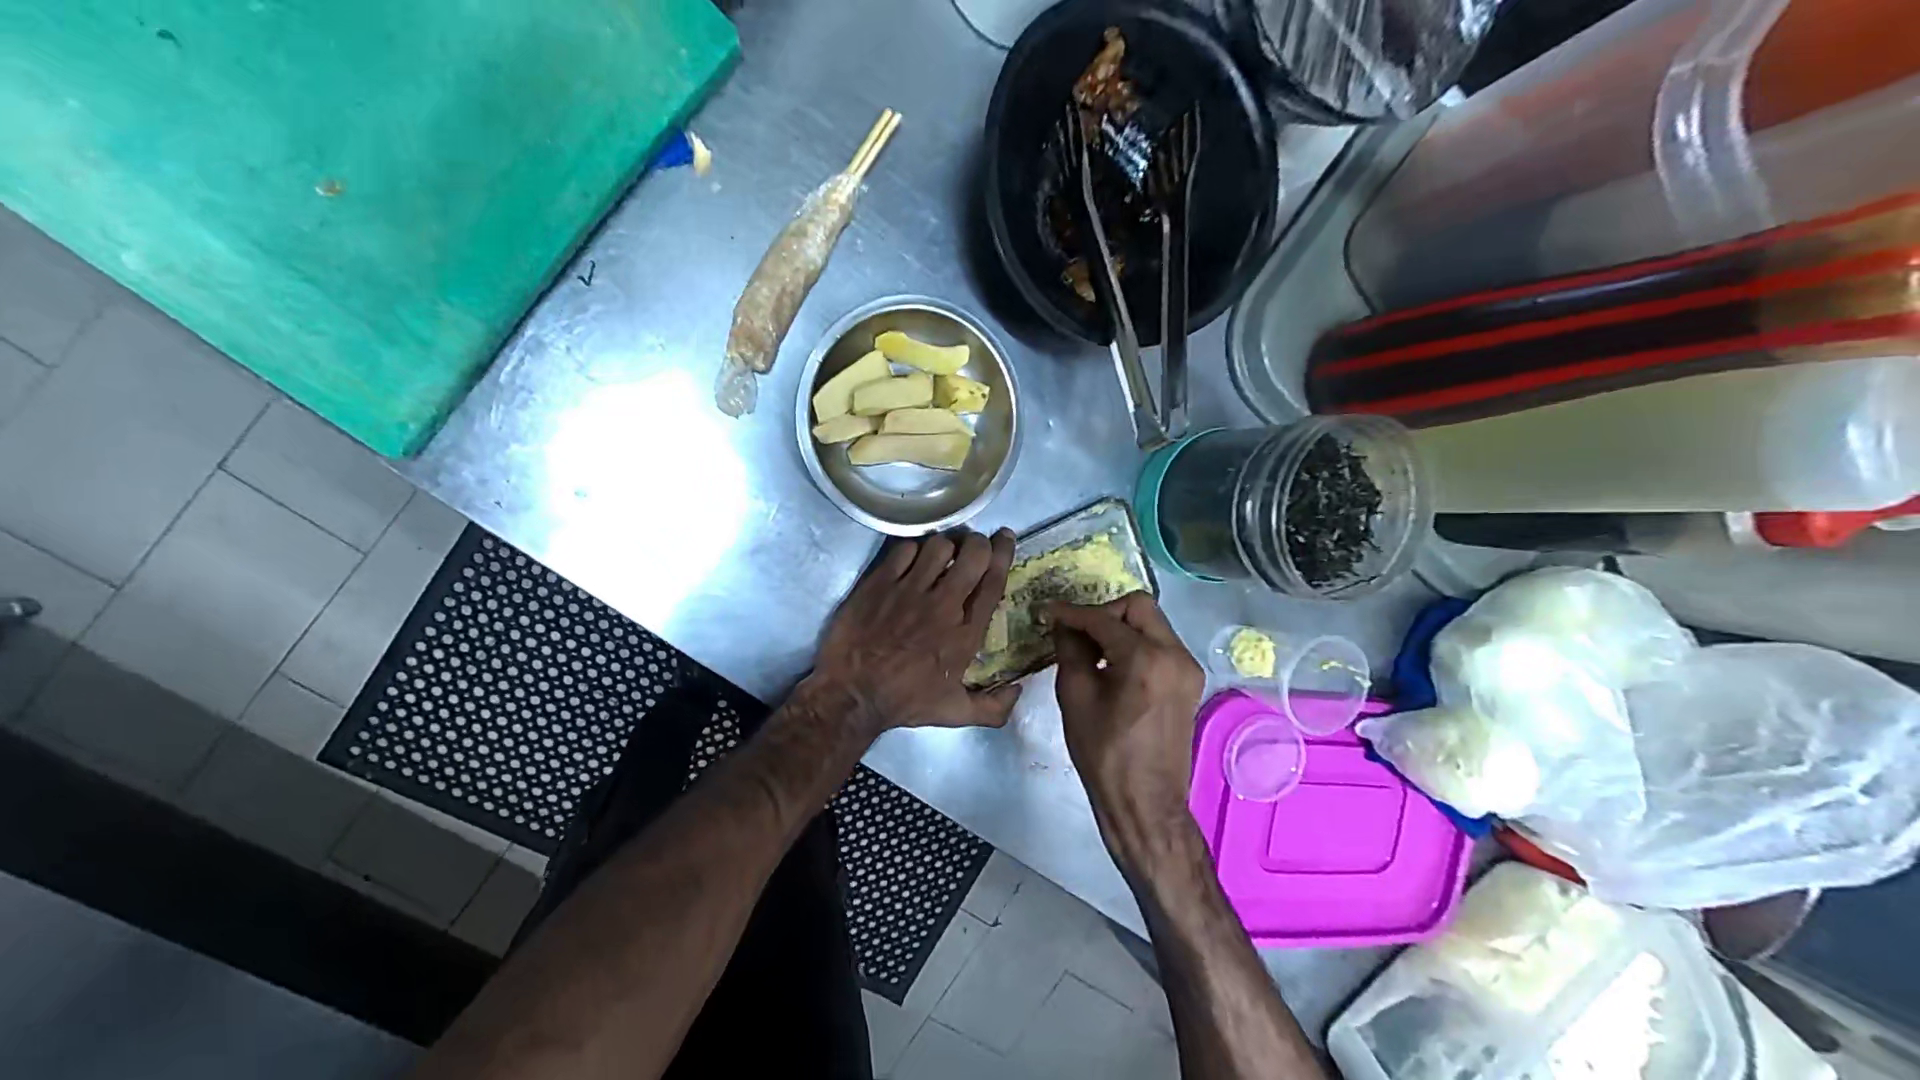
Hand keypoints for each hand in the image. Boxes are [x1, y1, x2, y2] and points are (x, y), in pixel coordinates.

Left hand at [812, 529, 1021, 736]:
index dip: (1003, 554)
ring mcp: (910, 590)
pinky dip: (912, 550)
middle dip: (977, 543)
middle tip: (972, 546)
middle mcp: (943, 604)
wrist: (852, 694)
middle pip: (972, 554)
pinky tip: (910, 561)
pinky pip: (905, 549)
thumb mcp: (955, 713)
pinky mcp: (880, 582)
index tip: (1004, 538)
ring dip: (945, 546)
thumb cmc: (905, 702)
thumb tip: (1018, 691)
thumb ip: (994, 708)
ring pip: (939, 545)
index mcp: (967, 632)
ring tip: (940, 555)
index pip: (994, 581)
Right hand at [1051, 593, 1204, 859]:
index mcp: (1147, 659)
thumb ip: (1070, 650)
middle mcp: (1176, 654)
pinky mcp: (1189, 680)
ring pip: (1151, 623)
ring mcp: (1188, 667)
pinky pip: (1160, 644)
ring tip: (1091, 648)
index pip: (1104, 618)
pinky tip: (1113, 663)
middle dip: (1104, 612)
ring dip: (1120, 626)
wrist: (1145, 802)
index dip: (1072, 613)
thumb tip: (1063, 623)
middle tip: (1076, 630)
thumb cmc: (1104, 754)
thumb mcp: (1076, 697)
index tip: (1047, 612)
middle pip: (1139, 606)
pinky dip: (1135, 643)